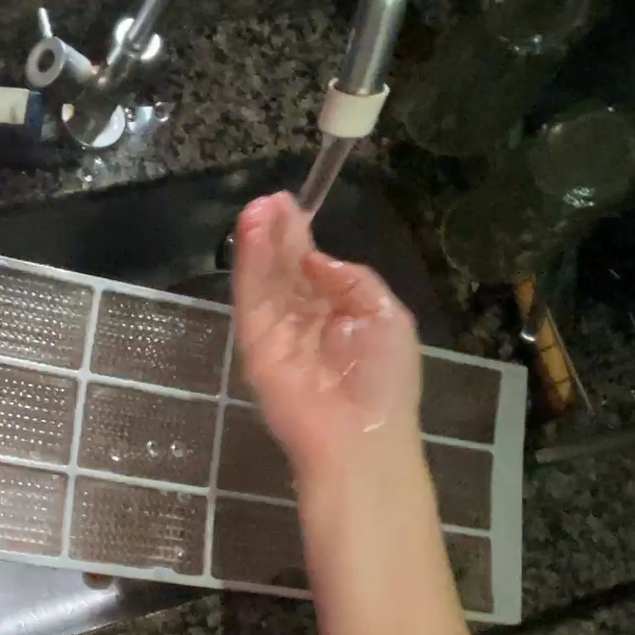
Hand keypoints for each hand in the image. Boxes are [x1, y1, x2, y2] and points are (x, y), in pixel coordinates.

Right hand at [232, 193, 422, 481]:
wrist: (359, 434)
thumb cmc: (383, 381)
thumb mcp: (387, 316)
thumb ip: (353, 282)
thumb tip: (314, 258)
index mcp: (335, 313)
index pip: (309, 269)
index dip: (299, 238)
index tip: (290, 206)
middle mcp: (301, 320)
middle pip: (282, 269)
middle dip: (275, 234)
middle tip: (268, 200)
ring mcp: (275, 334)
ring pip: (264, 280)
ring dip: (257, 244)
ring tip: (255, 208)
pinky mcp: (254, 347)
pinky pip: (250, 300)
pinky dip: (248, 267)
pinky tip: (249, 236)